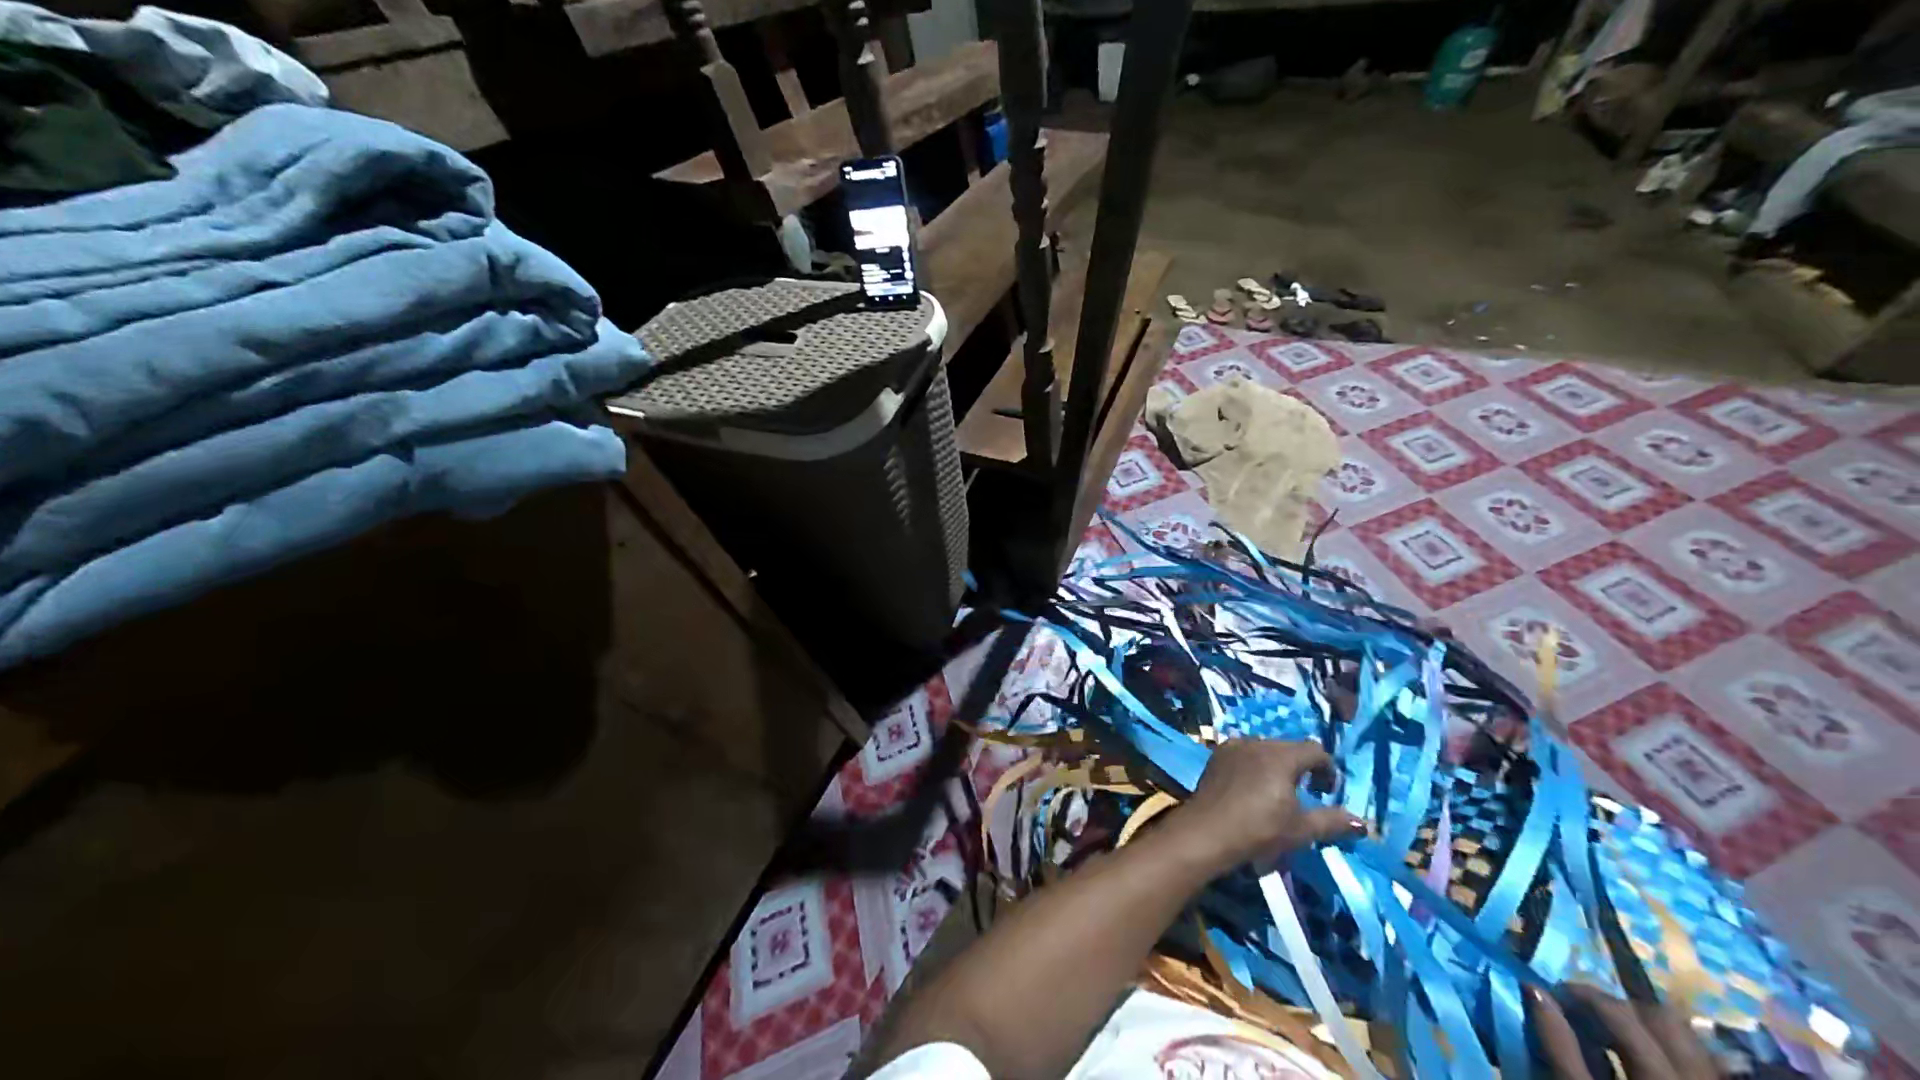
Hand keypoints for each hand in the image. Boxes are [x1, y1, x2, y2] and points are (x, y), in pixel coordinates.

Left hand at [1171, 739, 1366, 871]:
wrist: (1207, 831)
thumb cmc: (1259, 829)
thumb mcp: (1301, 829)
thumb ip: (1333, 821)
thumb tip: (1364, 824)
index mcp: (1282, 756)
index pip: (1315, 750)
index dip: (1327, 770)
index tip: (1327, 792)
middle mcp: (1258, 743)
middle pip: (1290, 746)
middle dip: (1302, 766)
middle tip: (1305, 793)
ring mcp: (1234, 746)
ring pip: (1265, 748)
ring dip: (1277, 763)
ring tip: (1277, 791)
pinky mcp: (1216, 755)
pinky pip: (1244, 752)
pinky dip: (1254, 763)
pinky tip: (1251, 787)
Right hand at [1529, 985, 1724, 1079]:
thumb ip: (1558, 1044)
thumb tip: (1534, 988)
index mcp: (1659, 1073)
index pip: (1619, 1013)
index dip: (1581, 995)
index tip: (1551, 994)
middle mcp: (1695, 1072)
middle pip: (1658, 1015)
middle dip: (1616, 1005)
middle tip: (1582, 1013)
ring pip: (1682, 1031)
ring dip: (1640, 1022)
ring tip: (1609, 1032)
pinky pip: (1696, 1052)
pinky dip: (1663, 1042)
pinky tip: (1640, 1052)